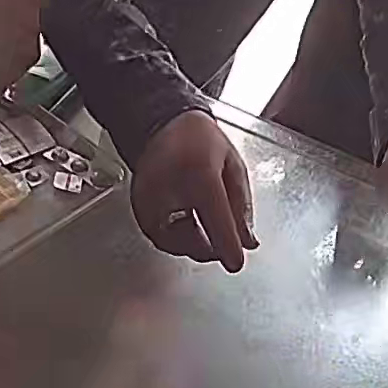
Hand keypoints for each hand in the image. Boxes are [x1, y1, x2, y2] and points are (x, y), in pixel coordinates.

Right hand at [131, 111, 258, 271]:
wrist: (161, 125)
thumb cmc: (197, 140)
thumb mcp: (232, 166)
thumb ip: (241, 206)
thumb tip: (247, 242)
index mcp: (199, 176)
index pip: (216, 223)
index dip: (228, 248)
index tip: (235, 262)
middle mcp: (168, 191)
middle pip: (192, 240)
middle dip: (212, 249)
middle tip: (225, 245)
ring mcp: (149, 202)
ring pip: (174, 245)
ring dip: (195, 246)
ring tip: (207, 232)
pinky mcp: (139, 210)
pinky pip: (160, 237)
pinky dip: (177, 240)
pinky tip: (188, 228)